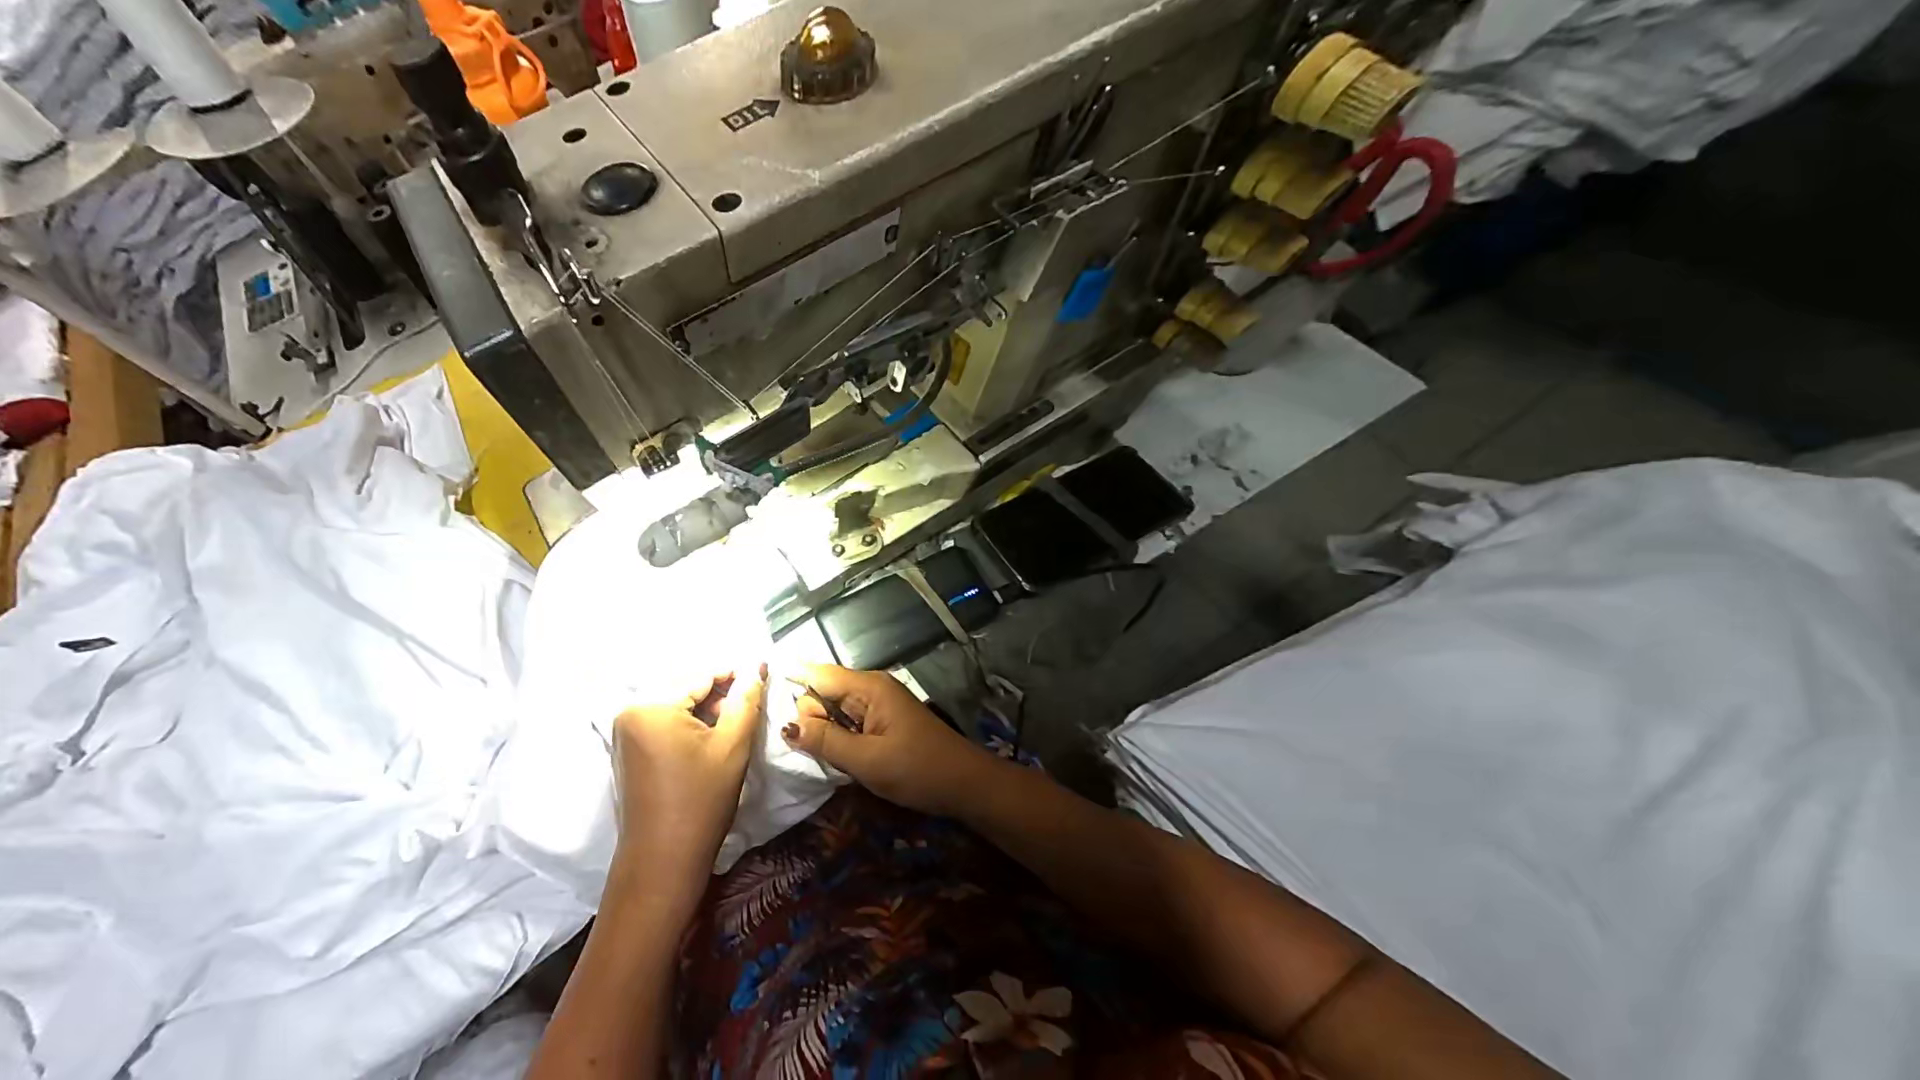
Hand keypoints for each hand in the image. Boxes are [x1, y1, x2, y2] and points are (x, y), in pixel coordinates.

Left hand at [610, 665, 766, 879]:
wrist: (664, 861)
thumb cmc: (701, 799)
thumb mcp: (732, 745)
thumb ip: (745, 701)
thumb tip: (756, 668)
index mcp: (649, 707)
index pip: (699, 676)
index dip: (734, 673)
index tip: (762, 672)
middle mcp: (629, 714)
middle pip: (685, 690)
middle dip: (720, 693)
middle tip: (752, 701)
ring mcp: (626, 734)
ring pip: (678, 707)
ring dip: (707, 710)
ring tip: (737, 720)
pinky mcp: (629, 752)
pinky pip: (666, 725)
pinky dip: (692, 725)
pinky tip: (715, 737)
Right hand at [782, 663, 1000, 816]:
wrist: (964, 783)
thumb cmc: (918, 770)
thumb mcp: (867, 760)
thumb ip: (825, 742)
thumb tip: (785, 725)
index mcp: (869, 688)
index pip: (818, 674)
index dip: (789, 679)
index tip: (756, 688)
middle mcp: (871, 688)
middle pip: (823, 691)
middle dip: (808, 716)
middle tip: (812, 749)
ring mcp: (878, 704)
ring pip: (834, 708)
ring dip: (821, 728)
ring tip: (818, 754)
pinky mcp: (882, 721)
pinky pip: (848, 720)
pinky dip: (836, 735)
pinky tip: (833, 754)